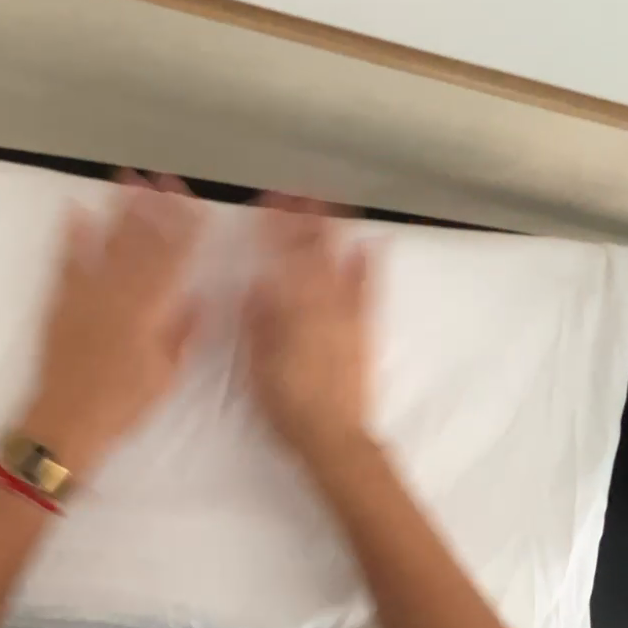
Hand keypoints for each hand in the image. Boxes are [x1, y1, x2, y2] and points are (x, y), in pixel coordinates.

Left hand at [20, 171, 203, 470]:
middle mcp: (120, 294)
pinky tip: (76, 209)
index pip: (175, 261)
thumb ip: (183, 333)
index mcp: (151, 312)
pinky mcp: (60, 301)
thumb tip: (199, 298)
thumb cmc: (122, 404)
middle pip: (143, 243)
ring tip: (128, 179)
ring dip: (120, 210)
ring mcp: (87, 294)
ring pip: (108, 243)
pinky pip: (66, 261)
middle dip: (157, 208)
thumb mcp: (166, 375)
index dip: (188, 230)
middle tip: (165, 179)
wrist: (66, 421)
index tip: (199, 205)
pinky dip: (71, 234)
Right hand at [241, 193, 373, 462]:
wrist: (333, 436)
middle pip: (312, 251)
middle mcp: (323, 305)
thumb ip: (258, 322)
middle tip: (294, 192)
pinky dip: (369, 264)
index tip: (266, 203)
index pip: (280, 259)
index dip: (273, 228)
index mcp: (291, 312)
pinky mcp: (365, 328)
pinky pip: (368, 289)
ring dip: (332, 230)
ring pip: (339, 261)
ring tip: (327, 202)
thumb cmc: (287, 405)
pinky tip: (371, 243)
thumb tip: (257, 285)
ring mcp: (348, 314)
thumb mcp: (257, 367)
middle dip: (302, 219)